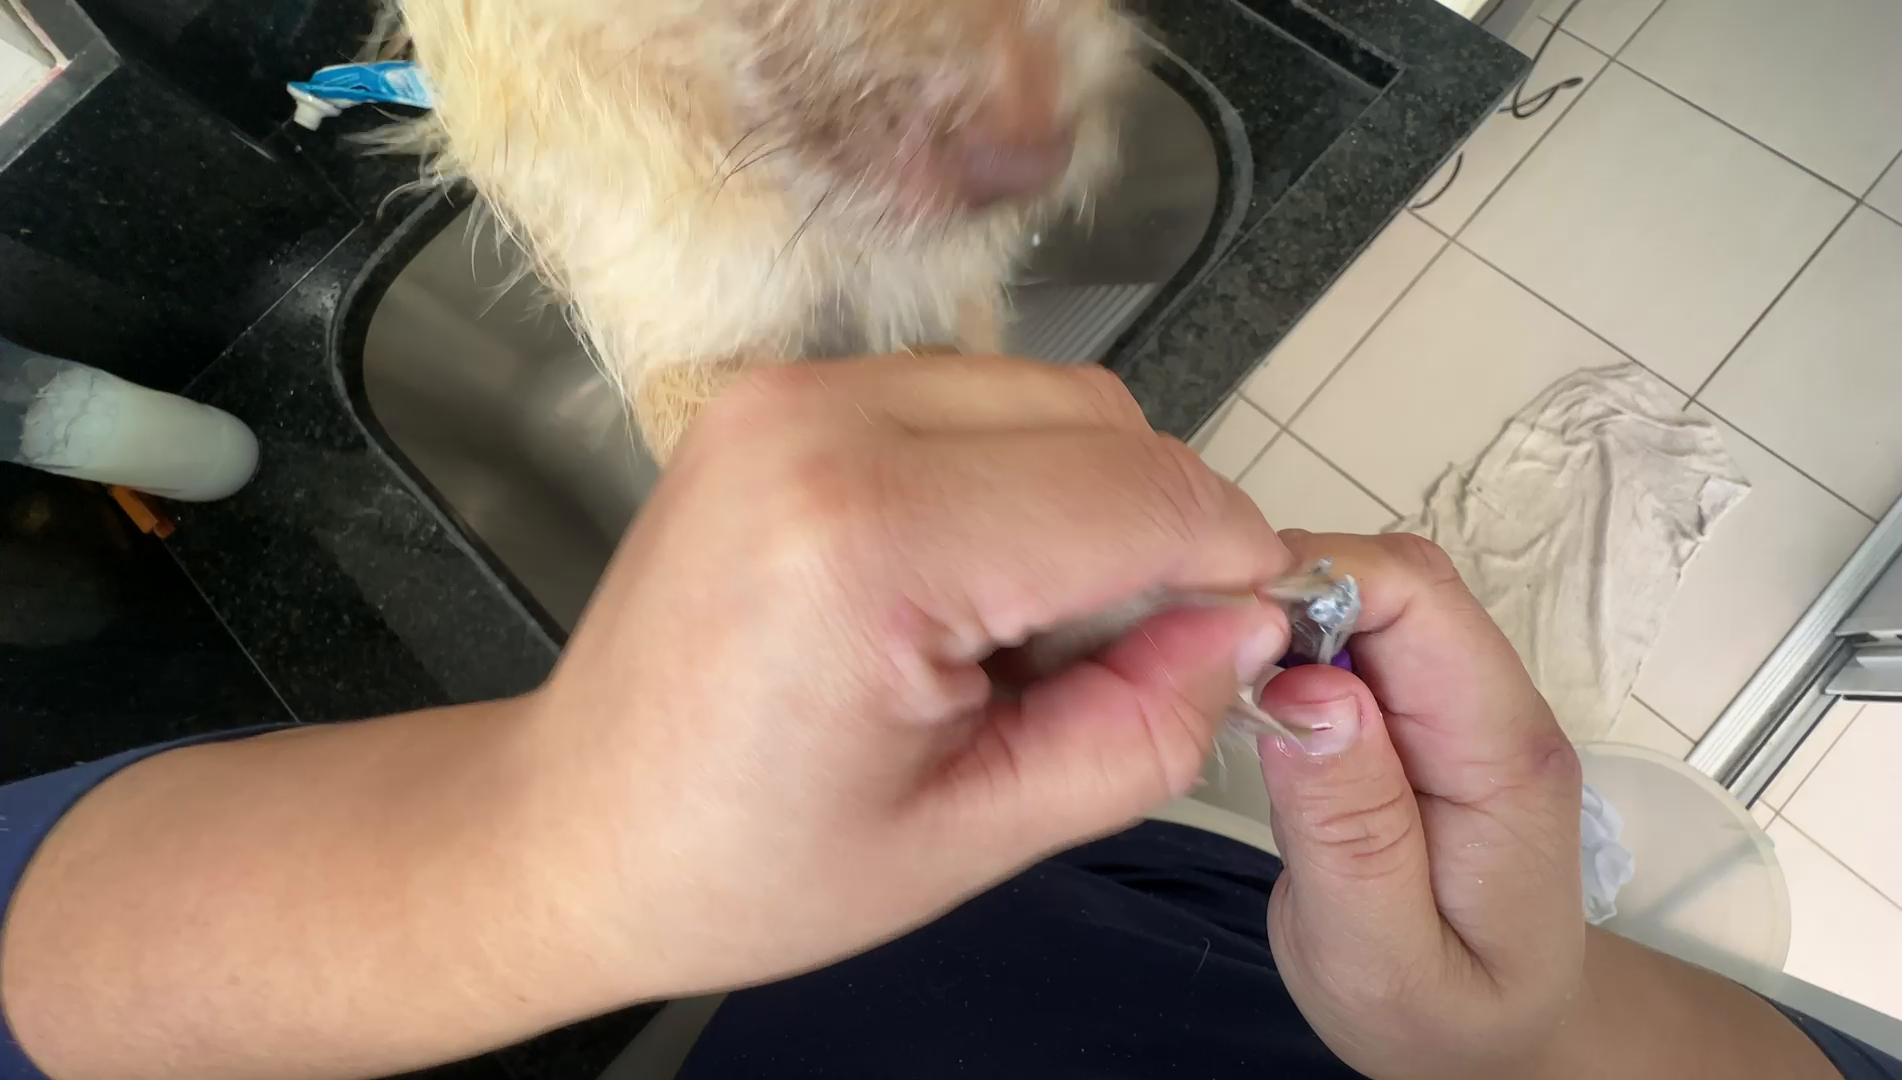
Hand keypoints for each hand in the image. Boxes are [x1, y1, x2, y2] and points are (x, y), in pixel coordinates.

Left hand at [525, 355, 1292, 999]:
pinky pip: (971, 402)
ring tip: (1024, 617)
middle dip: (1156, 525)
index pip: (1135, 493)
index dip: (1226, 553)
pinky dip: (1014, 474)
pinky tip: (969, 568)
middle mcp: (824, 422)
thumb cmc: (747, 858)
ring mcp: (794, 391)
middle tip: (1123, 641)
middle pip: (1098, 419)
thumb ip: (1144, 724)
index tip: (1251, 613)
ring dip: (1084, 496)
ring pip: (1043, 397)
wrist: (579, 818)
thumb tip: (1242, 625)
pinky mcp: (787, 396)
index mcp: (868, 538)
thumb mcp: (979, 832)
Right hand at [1253, 532, 1585, 1079]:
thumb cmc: (1440, 1016)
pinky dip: (1280, 638)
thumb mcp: (1380, 954)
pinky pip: (1344, 634)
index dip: (1311, 580)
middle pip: (1392, 577)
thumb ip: (1348, 827)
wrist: (1492, 1039)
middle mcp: (1484, 704)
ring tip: (1211, 670)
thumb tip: (1305, 687)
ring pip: (1362, 594)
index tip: (1218, 625)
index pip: (1418, 597)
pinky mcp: (1404, 709)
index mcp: (1498, 753)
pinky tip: (1241, 685)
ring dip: (1278, 610)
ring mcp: (1446, 703)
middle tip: (1200, 648)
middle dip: (1284, 586)